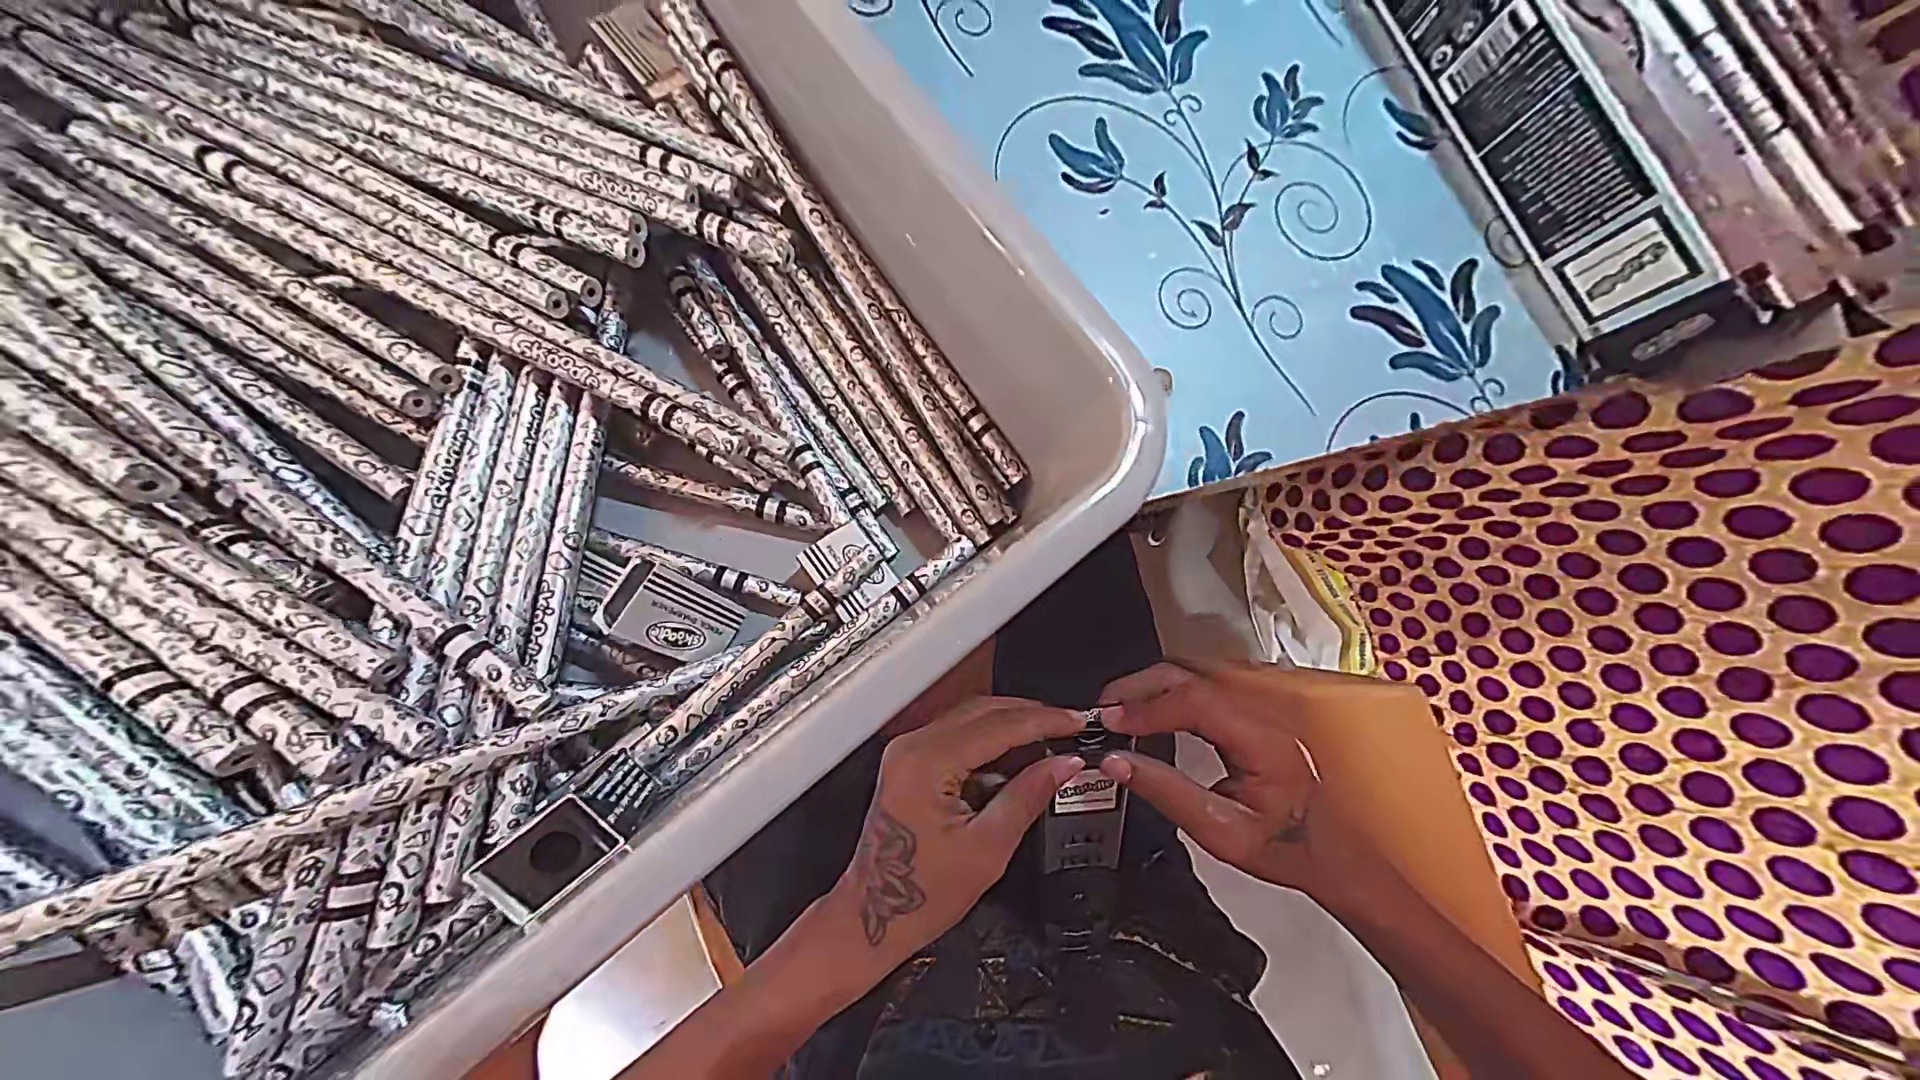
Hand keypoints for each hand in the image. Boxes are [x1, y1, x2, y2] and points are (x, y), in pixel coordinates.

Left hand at [824, 696, 1088, 970]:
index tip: (1074, 722)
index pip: (998, 725)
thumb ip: (1029, 795)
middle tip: (1068, 726)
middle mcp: (911, 747)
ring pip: (971, 717)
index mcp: (926, 762)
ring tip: (1049, 740)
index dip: (1044, 721)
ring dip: (1011, 724)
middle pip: (983, 710)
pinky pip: (957, 734)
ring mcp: (907, 751)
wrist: (875, 914)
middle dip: (1030, 715)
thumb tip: (1062, 765)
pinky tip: (1015, 754)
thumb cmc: (920, 893)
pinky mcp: (910, 761)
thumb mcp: (988, 847)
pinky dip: (990, 739)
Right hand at [1096, 660, 1388, 911]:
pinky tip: (1159, 702)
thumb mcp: (1224, 833)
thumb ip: (1165, 791)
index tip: (1111, 720)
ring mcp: (1274, 698)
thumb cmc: (1295, 848)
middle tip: (1108, 710)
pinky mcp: (1269, 698)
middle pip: (1191, 670)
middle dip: (1139, 686)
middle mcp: (1273, 707)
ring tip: (1126, 707)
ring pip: (1199, 666)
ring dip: (1156, 682)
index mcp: (1267, 739)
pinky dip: (1176, 684)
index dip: (1144, 707)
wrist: (1347, 854)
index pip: (1192, 700)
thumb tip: (1118, 764)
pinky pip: (1211, 674)